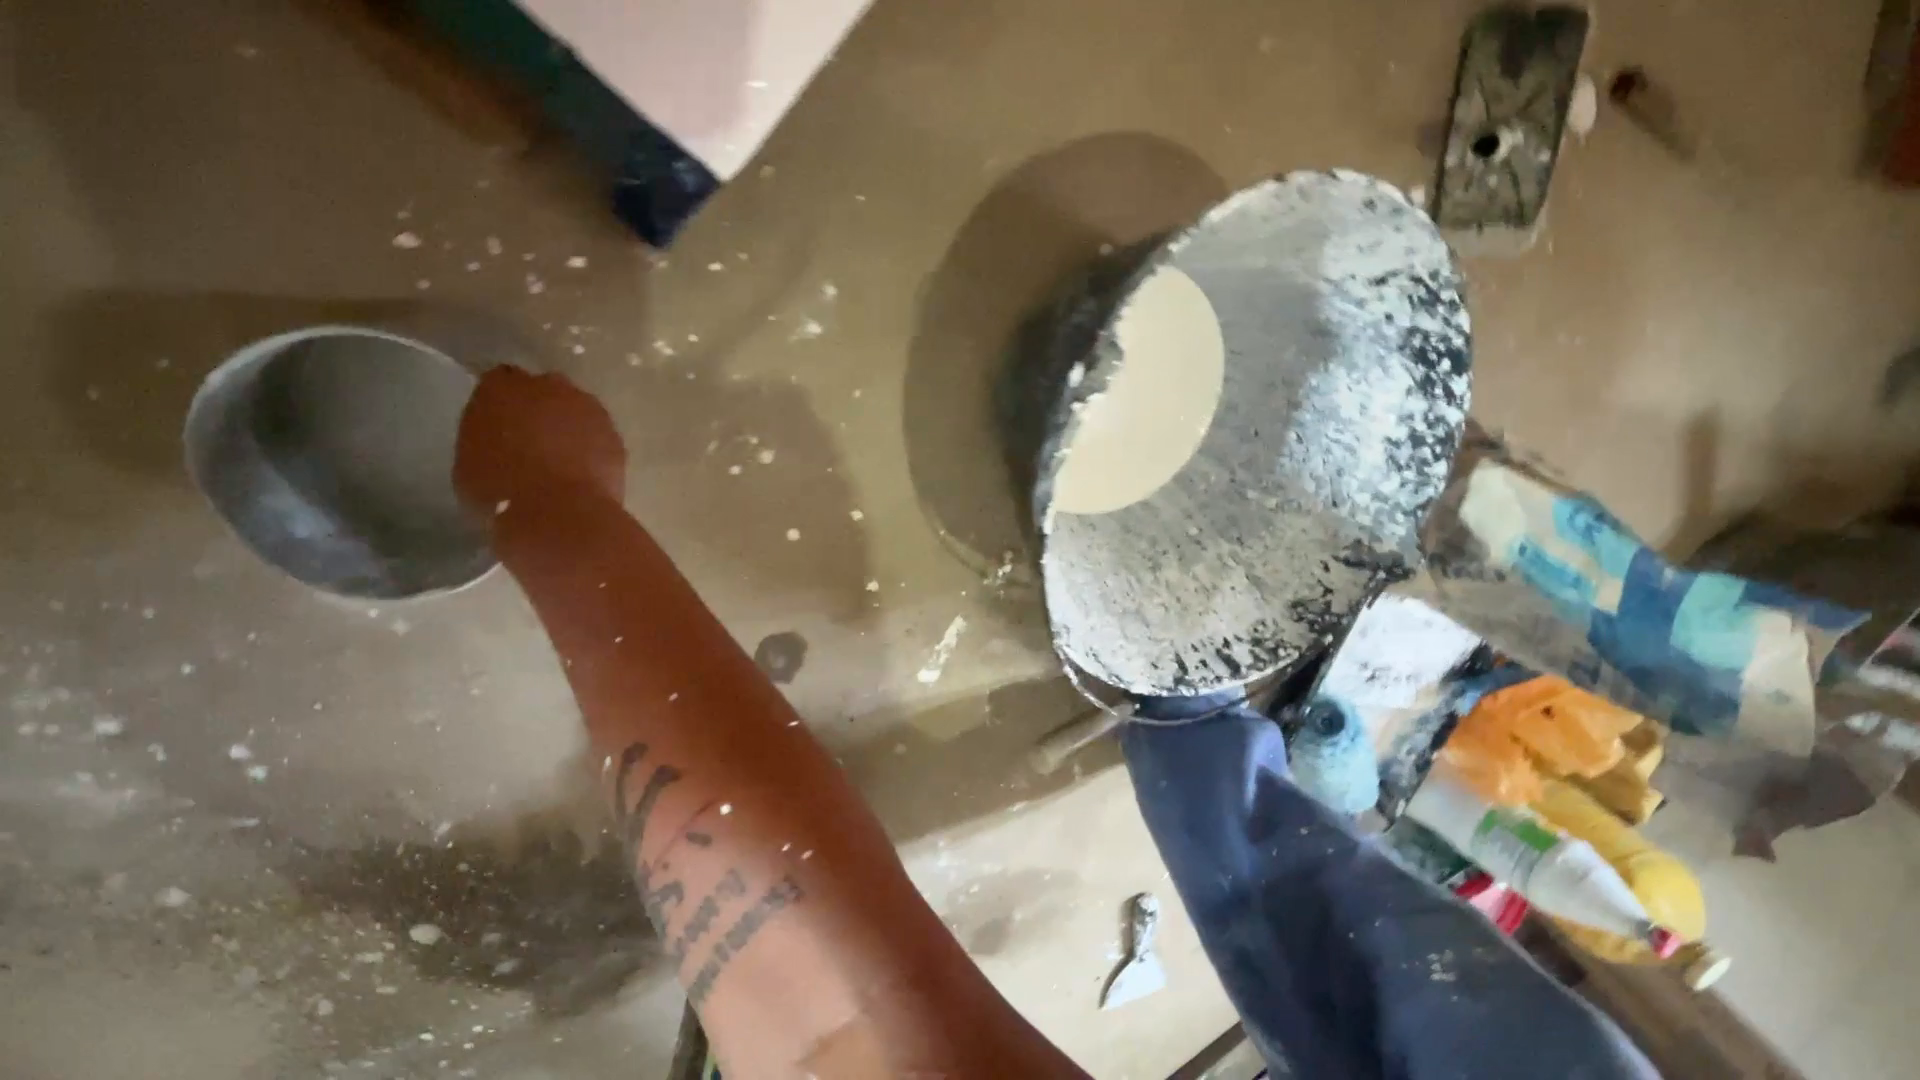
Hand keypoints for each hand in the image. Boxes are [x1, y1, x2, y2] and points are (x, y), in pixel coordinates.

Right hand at [454, 366, 626, 511]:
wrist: (557, 511)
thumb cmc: (498, 489)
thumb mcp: (470, 460)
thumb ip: (486, 436)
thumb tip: (499, 438)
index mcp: (502, 388)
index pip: (501, 381)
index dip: (504, 403)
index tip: (502, 423)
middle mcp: (548, 386)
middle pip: (545, 390)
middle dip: (541, 409)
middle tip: (533, 441)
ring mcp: (588, 409)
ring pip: (577, 411)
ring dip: (571, 428)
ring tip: (563, 460)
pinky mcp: (614, 435)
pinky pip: (599, 437)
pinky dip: (593, 449)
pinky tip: (585, 473)